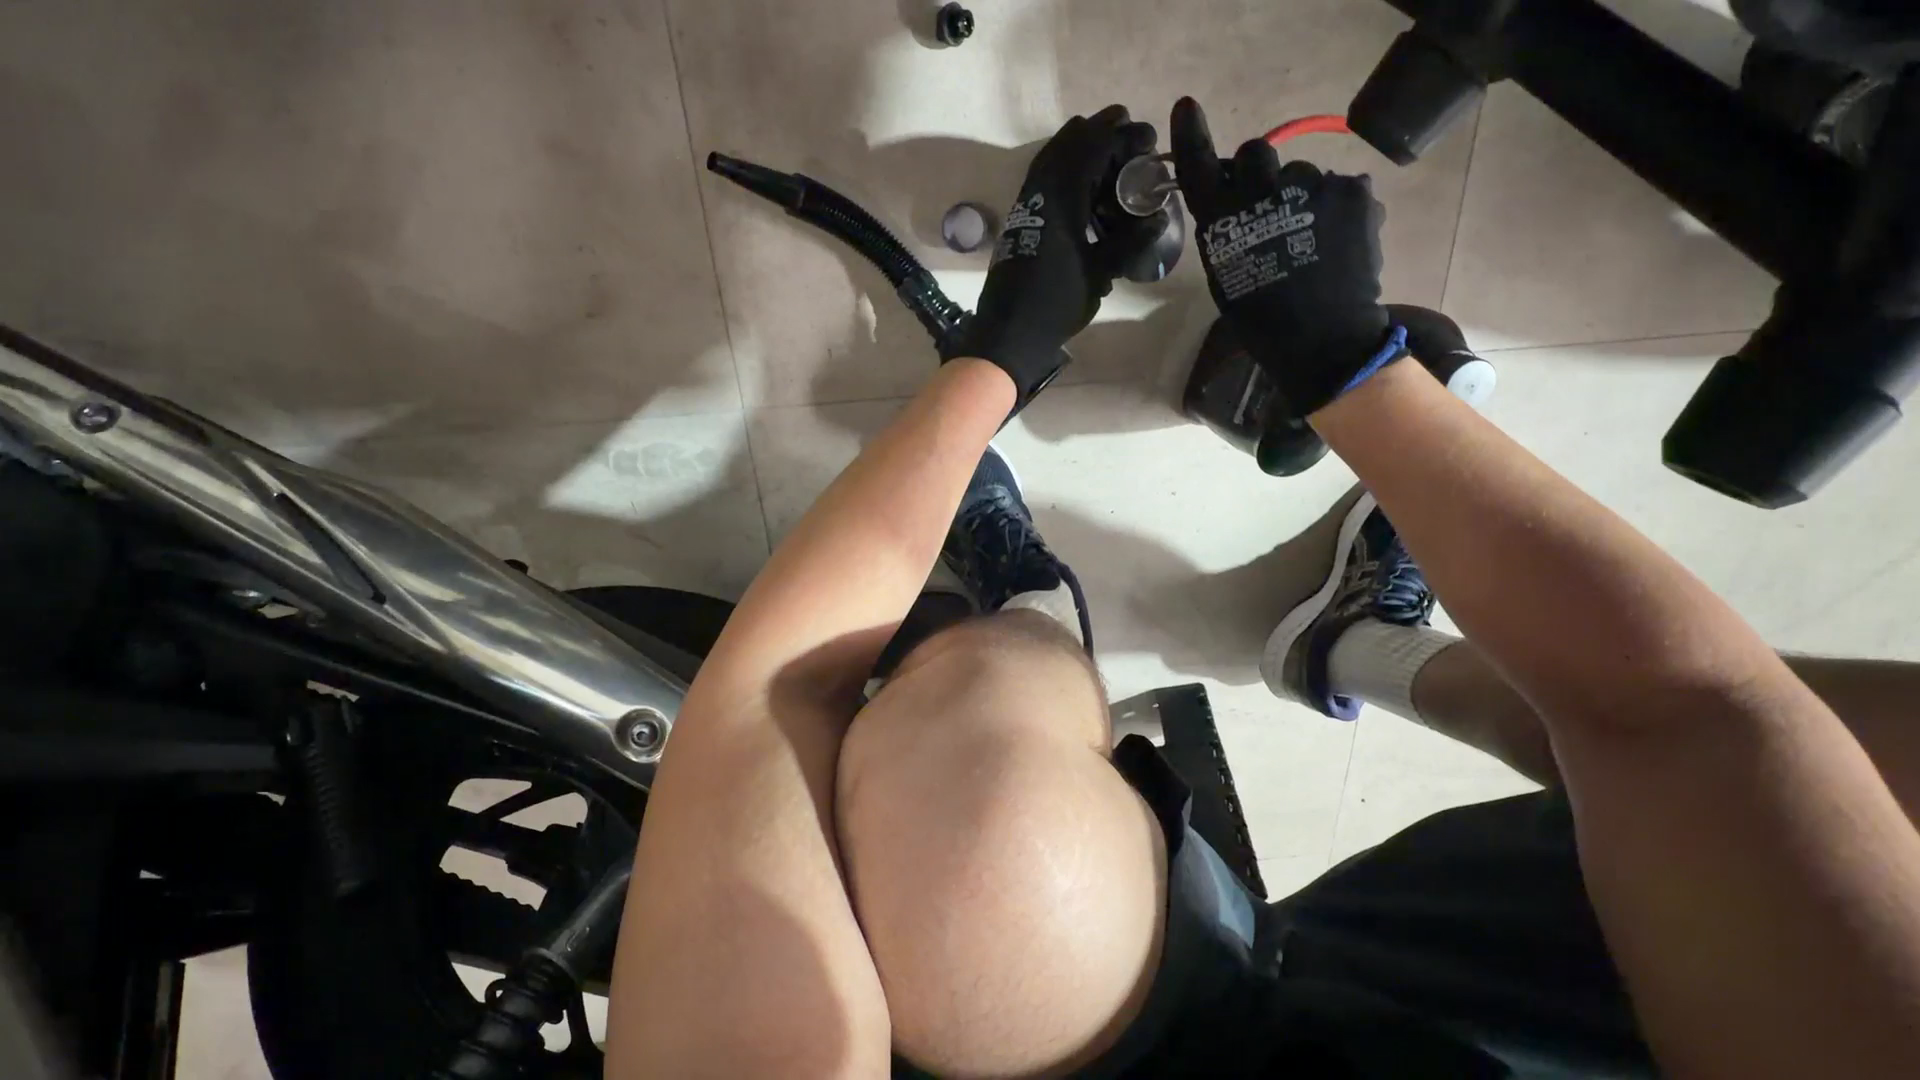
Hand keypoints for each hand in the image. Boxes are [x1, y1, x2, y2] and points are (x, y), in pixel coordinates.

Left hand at [949, 105, 1167, 411]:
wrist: (1008, 333)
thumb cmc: (1054, 304)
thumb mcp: (1098, 274)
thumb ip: (1128, 243)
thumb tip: (1159, 217)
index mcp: (1060, 201)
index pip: (1092, 151)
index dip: (1121, 137)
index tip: (1146, 136)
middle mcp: (1039, 195)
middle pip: (1068, 146)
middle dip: (1098, 133)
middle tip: (1126, 128)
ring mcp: (1025, 207)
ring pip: (1050, 160)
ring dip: (1077, 147)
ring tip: (1105, 146)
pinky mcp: (1020, 222)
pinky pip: (1041, 179)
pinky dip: (1061, 167)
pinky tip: (1079, 180)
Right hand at [1171, 97, 1403, 418]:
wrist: (1323, 340)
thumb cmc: (1262, 321)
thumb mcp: (1226, 274)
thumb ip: (1226, 229)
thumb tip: (1235, 198)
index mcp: (1223, 219)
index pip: (1200, 166)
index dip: (1192, 136)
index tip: (1187, 109)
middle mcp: (1262, 192)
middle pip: (1257, 153)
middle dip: (1260, 172)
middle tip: (1271, 208)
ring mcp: (1312, 187)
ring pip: (1303, 174)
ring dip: (1303, 196)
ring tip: (1313, 238)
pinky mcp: (1353, 192)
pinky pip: (1340, 188)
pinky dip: (1339, 208)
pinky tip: (1338, 240)